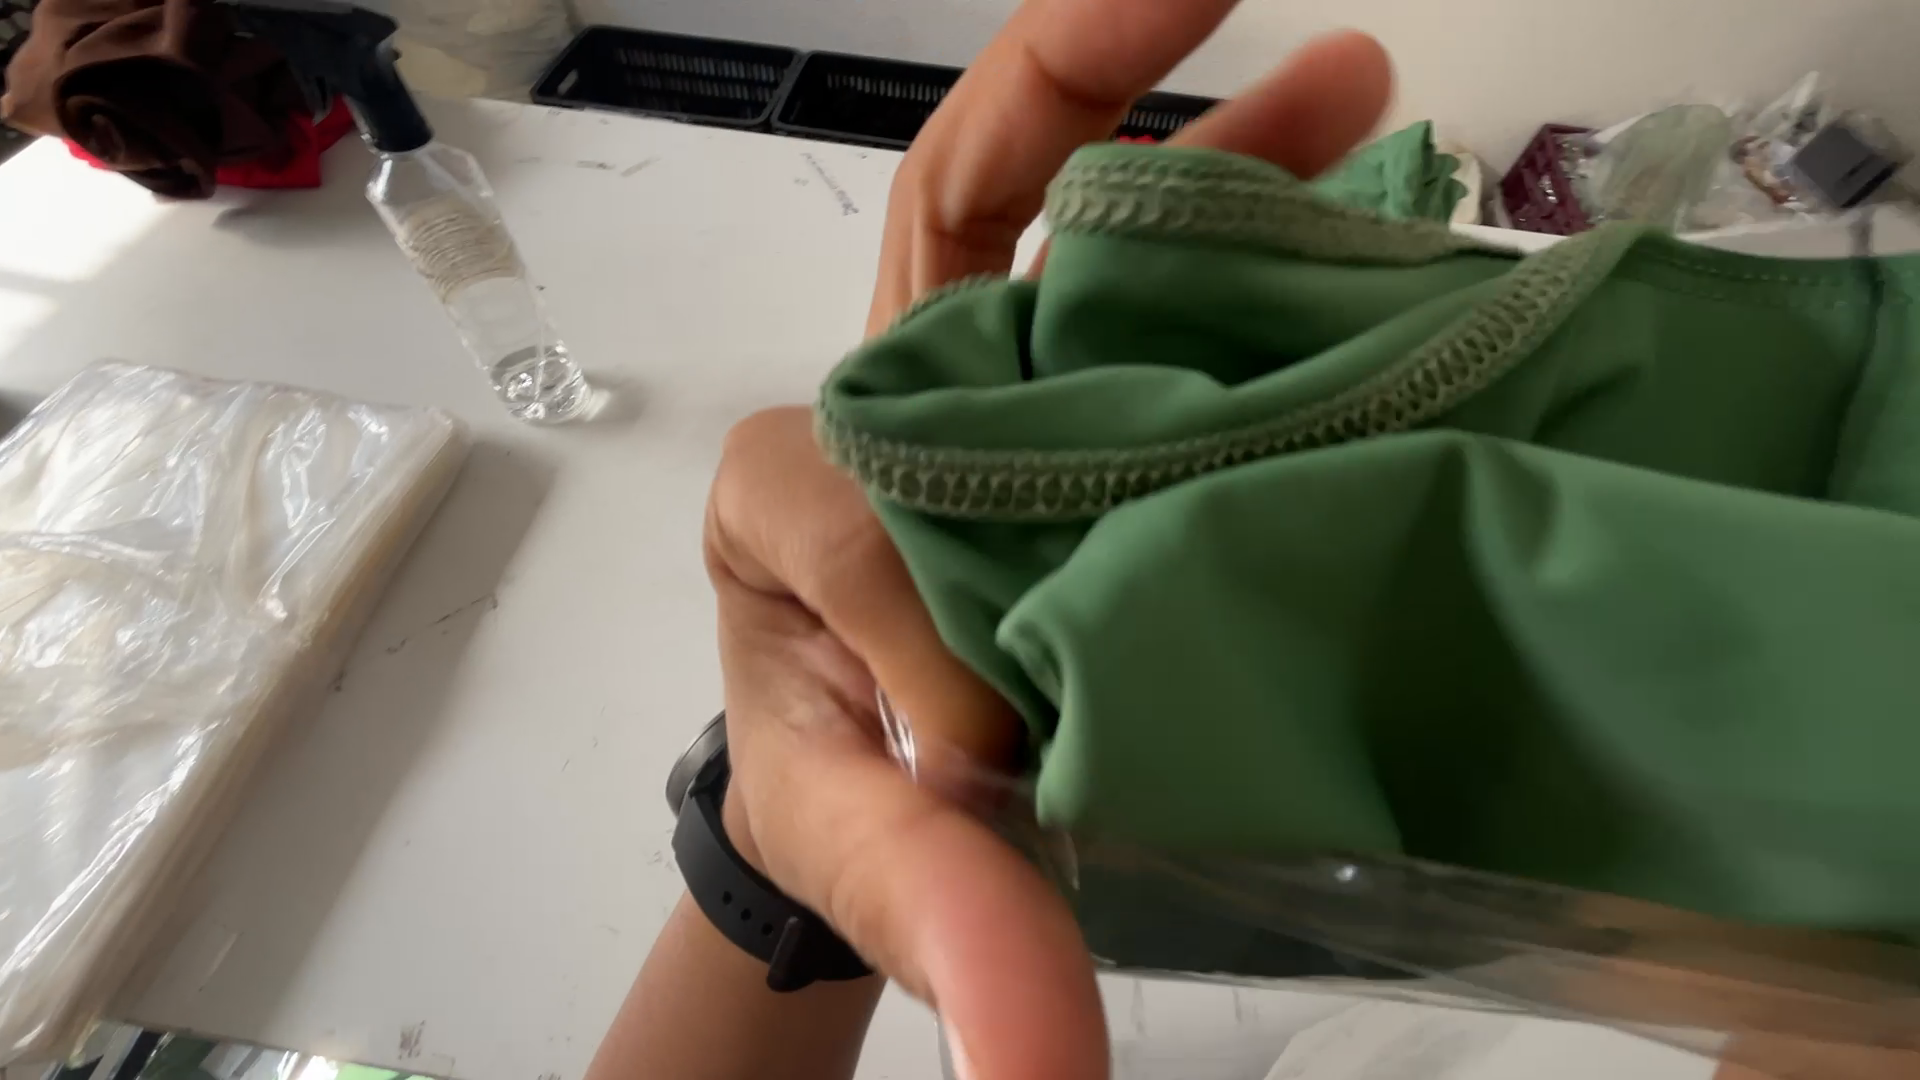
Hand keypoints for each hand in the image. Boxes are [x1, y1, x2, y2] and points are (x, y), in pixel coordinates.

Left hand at [705, 7, 1392, 1077]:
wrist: (880, 800)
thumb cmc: (849, 805)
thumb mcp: (874, 860)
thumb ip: (947, 928)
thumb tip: (1035, 1050)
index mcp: (792, 508)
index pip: (827, 483)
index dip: (895, 575)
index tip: (984, 720)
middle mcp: (890, 412)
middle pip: (958, 224)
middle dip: (1075, 103)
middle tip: (1221, 9)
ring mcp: (991, 391)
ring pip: (1065, 227)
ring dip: (1201, 152)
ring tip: (1346, 87)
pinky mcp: (1067, 413)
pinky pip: (1142, 290)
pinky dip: (1235, 235)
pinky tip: (1350, 211)